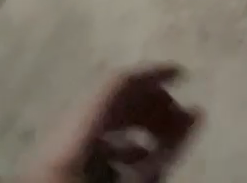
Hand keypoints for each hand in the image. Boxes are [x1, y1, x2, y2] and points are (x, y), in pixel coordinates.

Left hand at [26, 65, 202, 182]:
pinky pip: (87, 148)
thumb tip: (198, 112)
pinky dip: (118, 148)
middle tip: (181, 118)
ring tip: (165, 144)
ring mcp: (48, 159)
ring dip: (137, 128)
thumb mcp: (137, 180)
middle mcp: (55, 141)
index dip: (153, 74)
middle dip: (151, 105)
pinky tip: (137, 164)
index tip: (186, 76)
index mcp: (70, 138)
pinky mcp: (50, 173)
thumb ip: (167, 148)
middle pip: (109, 103)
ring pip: (99, 126)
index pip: (116, 85)